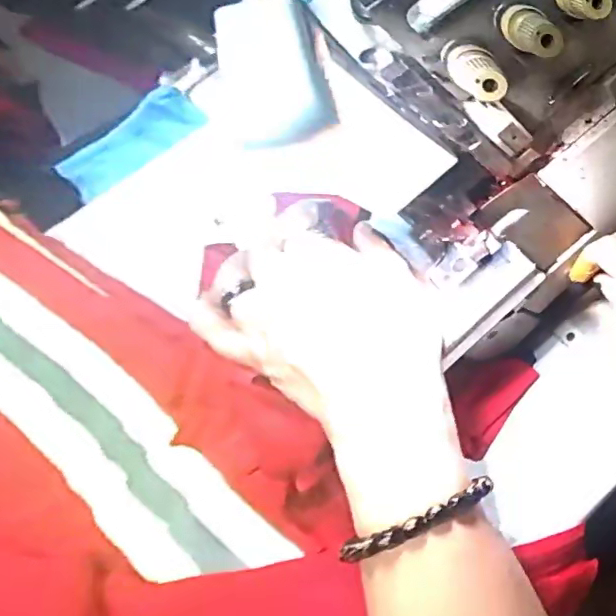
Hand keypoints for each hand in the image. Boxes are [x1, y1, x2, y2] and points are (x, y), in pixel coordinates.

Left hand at [192, 216, 464, 526]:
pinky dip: (206, 307)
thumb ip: (379, 249)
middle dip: (277, 236)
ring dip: (248, 265)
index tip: (321, 218)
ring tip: (263, 264)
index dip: (309, 217)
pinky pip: (209, 325)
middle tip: (294, 239)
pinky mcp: (246, 351)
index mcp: (315, 256)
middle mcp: (274, 279)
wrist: (382, 399)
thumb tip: (361, 232)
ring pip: (235, 278)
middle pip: (263, 246)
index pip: (299, 223)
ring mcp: (254, 317)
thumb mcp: (408, 283)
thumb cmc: (403, 337)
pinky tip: (210, 299)